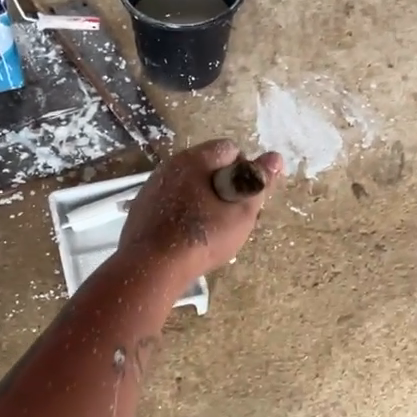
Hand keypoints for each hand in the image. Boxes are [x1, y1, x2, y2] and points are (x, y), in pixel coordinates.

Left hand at [118, 140, 283, 279]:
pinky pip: (171, 202)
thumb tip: (275, 157)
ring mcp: (152, 186)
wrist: (151, 267)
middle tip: (231, 218)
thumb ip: (259, 182)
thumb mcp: (241, 213)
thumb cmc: (202, 238)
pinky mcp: (142, 207)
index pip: (230, 149)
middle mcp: (170, 165)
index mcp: (194, 159)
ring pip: (188, 185)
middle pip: (207, 167)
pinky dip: (182, 213)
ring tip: (210, 231)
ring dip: (203, 200)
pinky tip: (186, 237)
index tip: (245, 199)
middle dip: (224, 187)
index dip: (244, 172)